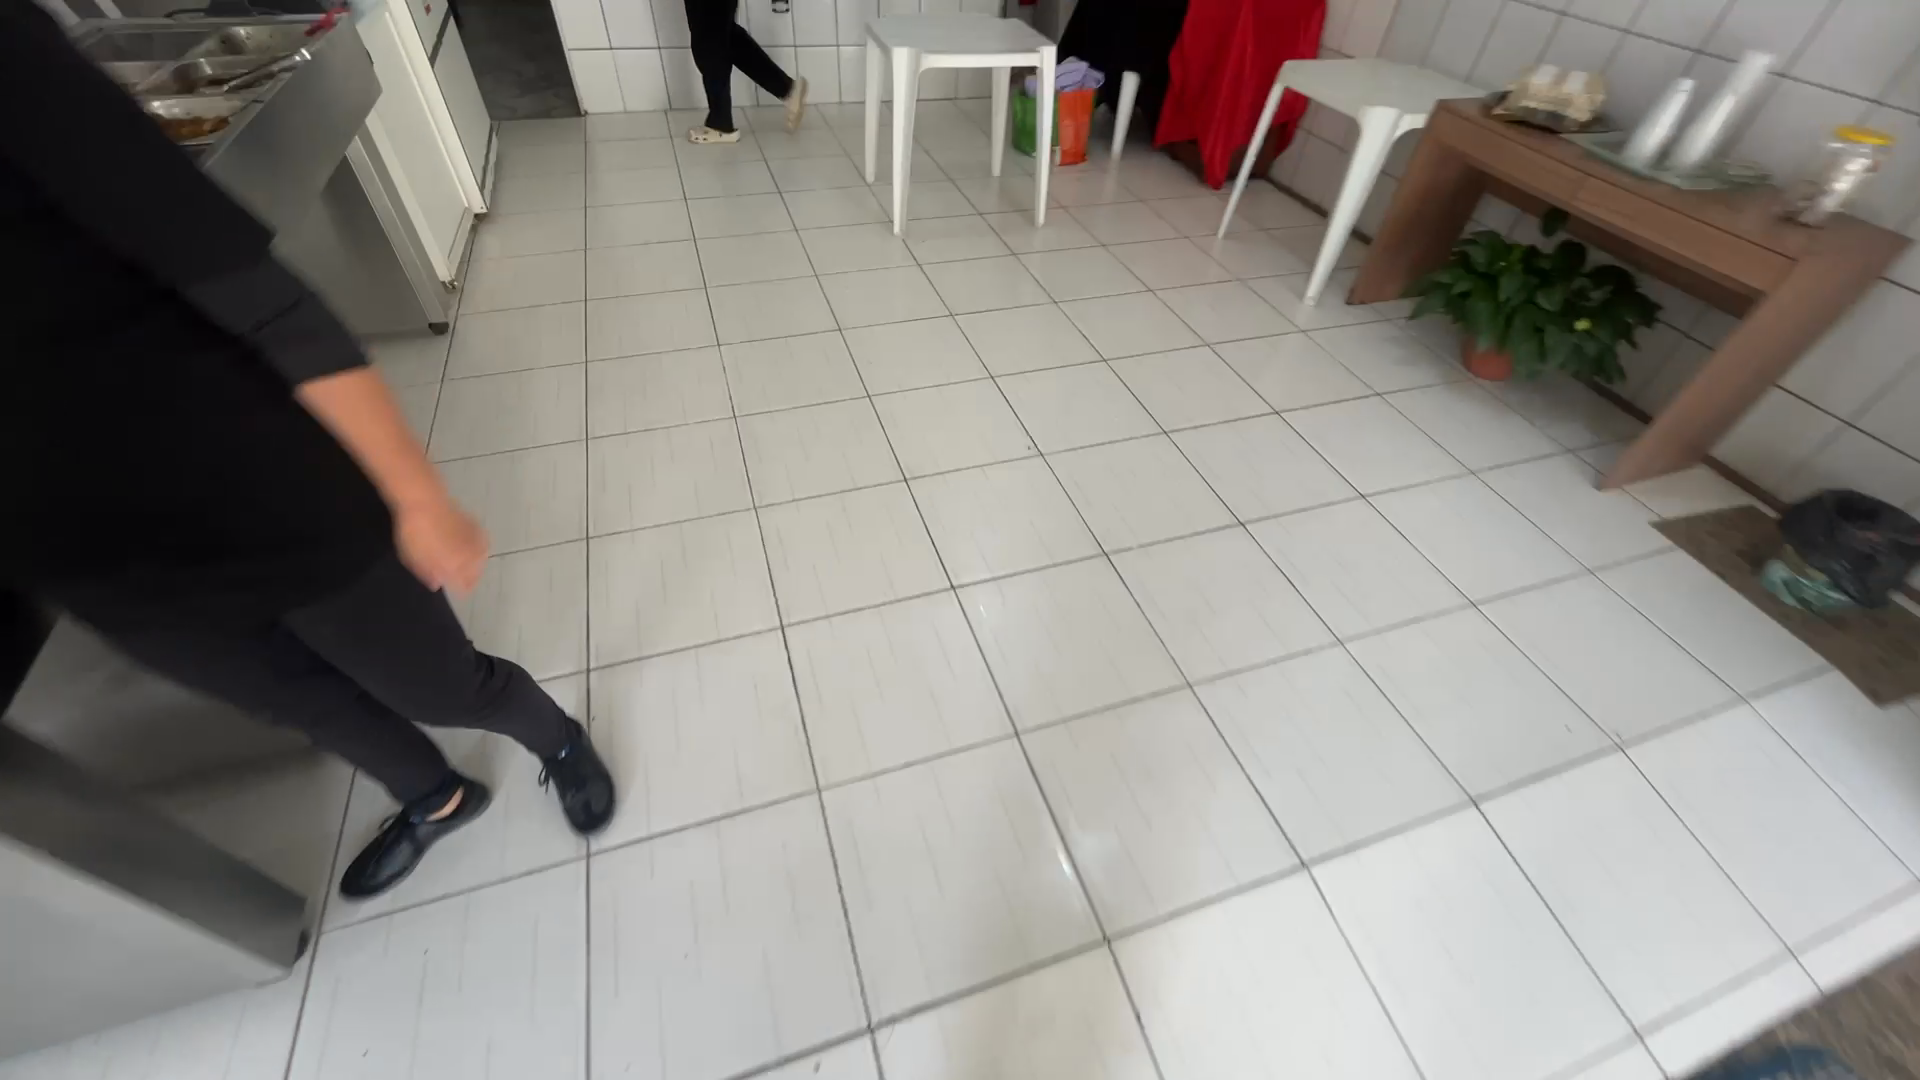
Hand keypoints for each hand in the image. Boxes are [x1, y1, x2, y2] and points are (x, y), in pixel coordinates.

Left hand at [395, 500, 488, 595]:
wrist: (425, 502)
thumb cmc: (416, 533)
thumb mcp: (415, 557)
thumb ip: (429, 572)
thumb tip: (438, 584)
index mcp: (458, 566)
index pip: (465, 584)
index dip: (461, 590)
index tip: (458, 593)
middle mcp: (473, 555)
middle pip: (477, 572)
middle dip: (471, 577)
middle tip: (464, 581)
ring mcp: (476, 540)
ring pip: (482, 558)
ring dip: (477, 564)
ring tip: (471, 566)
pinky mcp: (476, 527)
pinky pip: (481, 543)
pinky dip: (478, 549)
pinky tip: (474, 548)